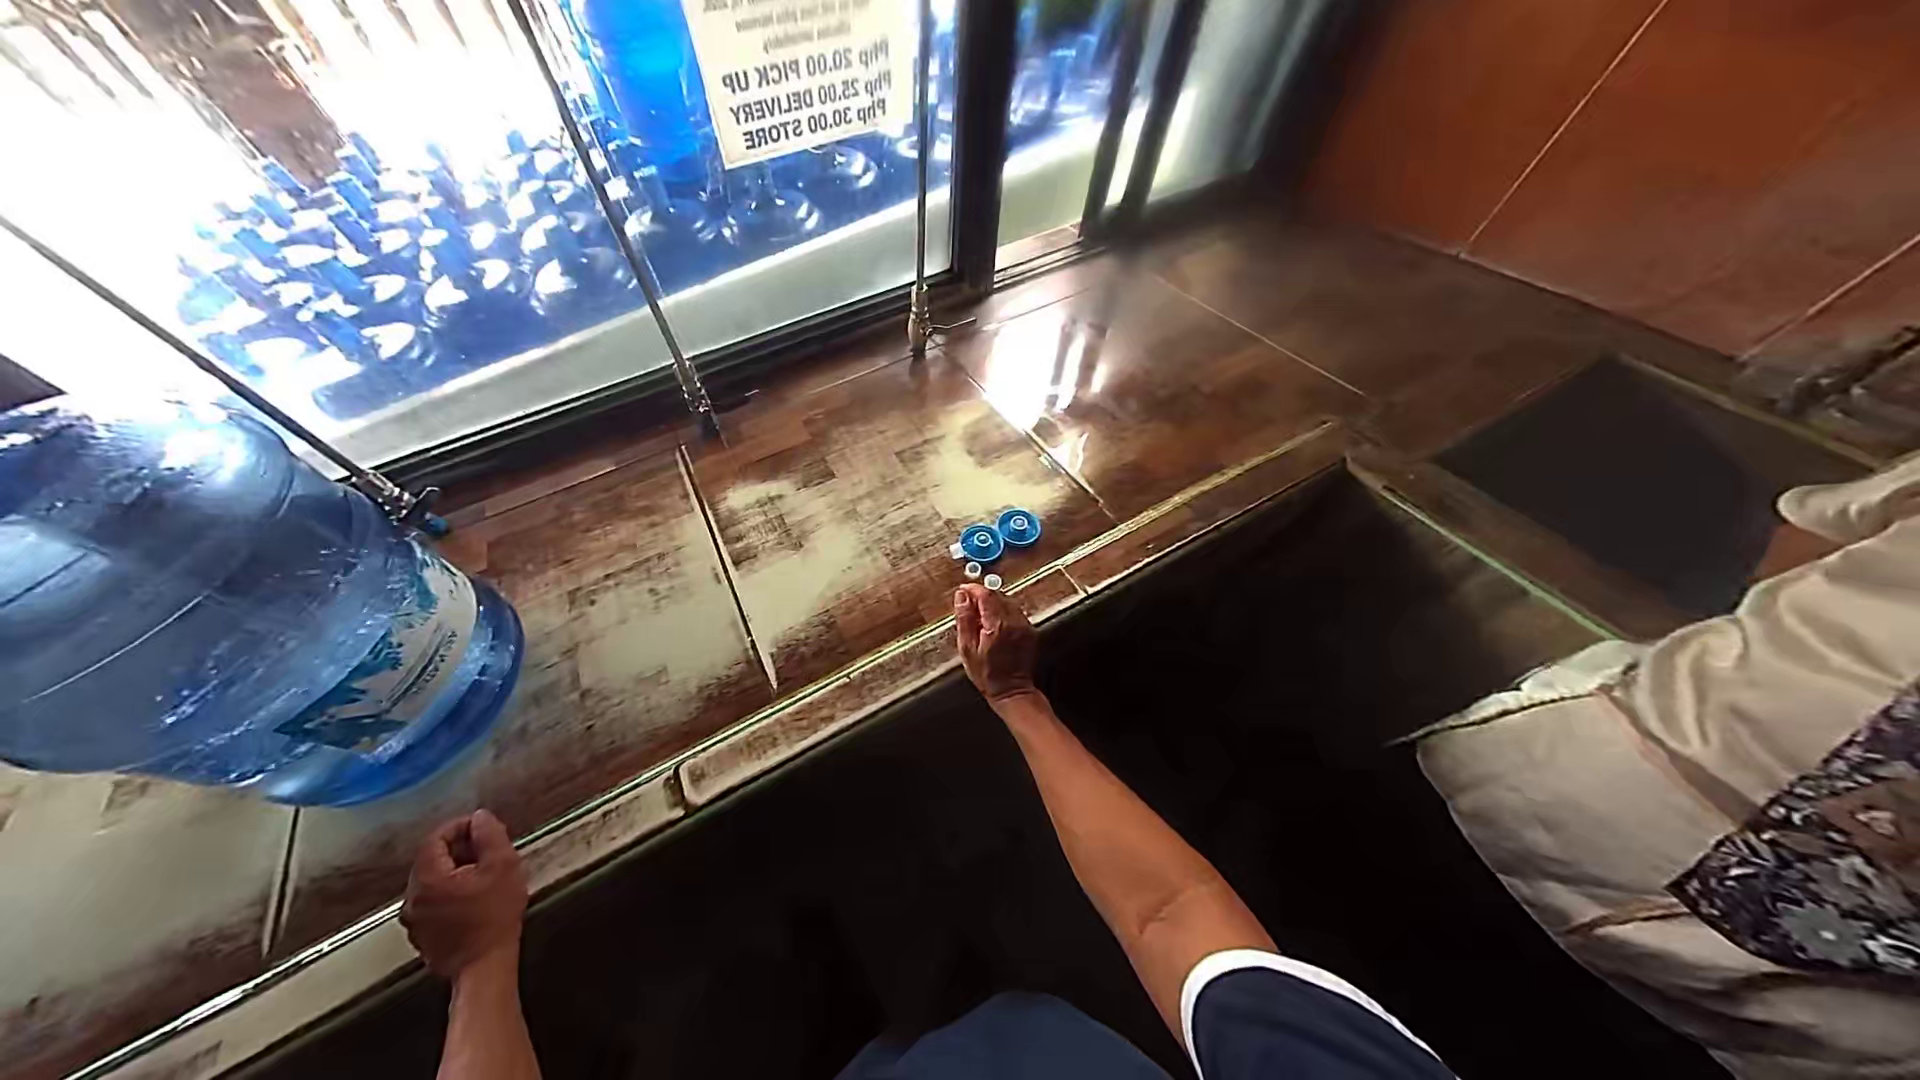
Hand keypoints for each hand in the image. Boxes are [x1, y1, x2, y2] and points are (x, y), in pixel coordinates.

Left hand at [402, 809, 527, 978]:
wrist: (484, 965)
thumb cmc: (496, 912)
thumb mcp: (503, 865)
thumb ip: (490, 836)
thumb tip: (480, 817)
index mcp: (428, 879)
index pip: (434, 839)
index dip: (460, 826)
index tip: (485, 827)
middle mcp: (411, 899)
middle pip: (431, 860)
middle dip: (461, 848)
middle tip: (491, 849)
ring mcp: (413, 920)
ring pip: (432, 882)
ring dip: (457, 870)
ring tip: (487, 872)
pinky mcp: (421, 935)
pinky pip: (433, 901)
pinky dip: (452, 891)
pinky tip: (476, 896)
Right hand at [954, 584, 1039, 705]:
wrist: (1011, 691)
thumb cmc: (988, 675)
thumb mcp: (967, 648)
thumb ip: (964, 619)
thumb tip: (962, 597)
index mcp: (997, 625)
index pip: (986, 595)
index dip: (973, 589)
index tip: (964, 590)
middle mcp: (1014, 622)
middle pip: (997, 596)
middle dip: (982, 596)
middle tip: (969, 604)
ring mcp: (1024, 626)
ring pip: (1007, 603)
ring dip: (993, 604)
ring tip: (980, 617)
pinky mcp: (1029, 631)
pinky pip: (1015, 613)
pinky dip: (1003, 613)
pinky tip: (994, 625)